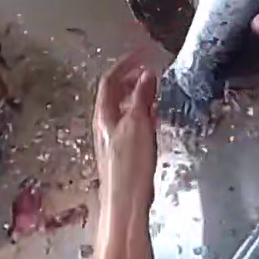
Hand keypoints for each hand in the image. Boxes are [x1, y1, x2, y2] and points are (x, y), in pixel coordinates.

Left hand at [93, 54, 157, 224]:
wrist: (125, 202)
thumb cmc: (130, 163)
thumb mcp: (138, 124)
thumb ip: (142, 97)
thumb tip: (147, 73)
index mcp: (104, 114)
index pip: (110, 80)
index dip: (124, 65)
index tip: (141, 55)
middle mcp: (105, 123)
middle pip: (114, 93)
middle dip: (131, 79)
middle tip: (149, 72)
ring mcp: (113, 137)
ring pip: (123, 108)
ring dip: (137, 95)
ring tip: (154, 91)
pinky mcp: (123, 151)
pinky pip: (130, 122)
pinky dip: (141, 113)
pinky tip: (153, 118)